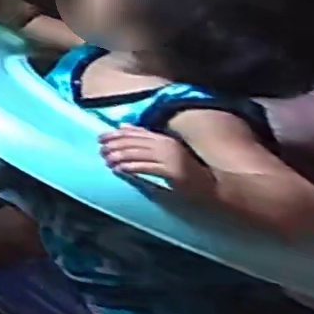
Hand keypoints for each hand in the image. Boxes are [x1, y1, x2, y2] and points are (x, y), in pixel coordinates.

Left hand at [100, 125, 214, 193]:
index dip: (112, 135)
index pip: (131, 133)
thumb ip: (144, 137)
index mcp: (163, 138)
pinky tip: (118, 170)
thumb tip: (122, 125)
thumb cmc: (186, 168)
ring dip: (116, 158)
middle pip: (128, 143)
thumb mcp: (166, 149)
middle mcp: (166, 146)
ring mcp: (170, 159)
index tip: (98, 140)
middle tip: (101, 153)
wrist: (215, 188)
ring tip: (107, 162)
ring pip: (133, 154)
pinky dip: (127, 168)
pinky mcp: (173, 172)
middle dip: (111, 147)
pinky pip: (143, 167)